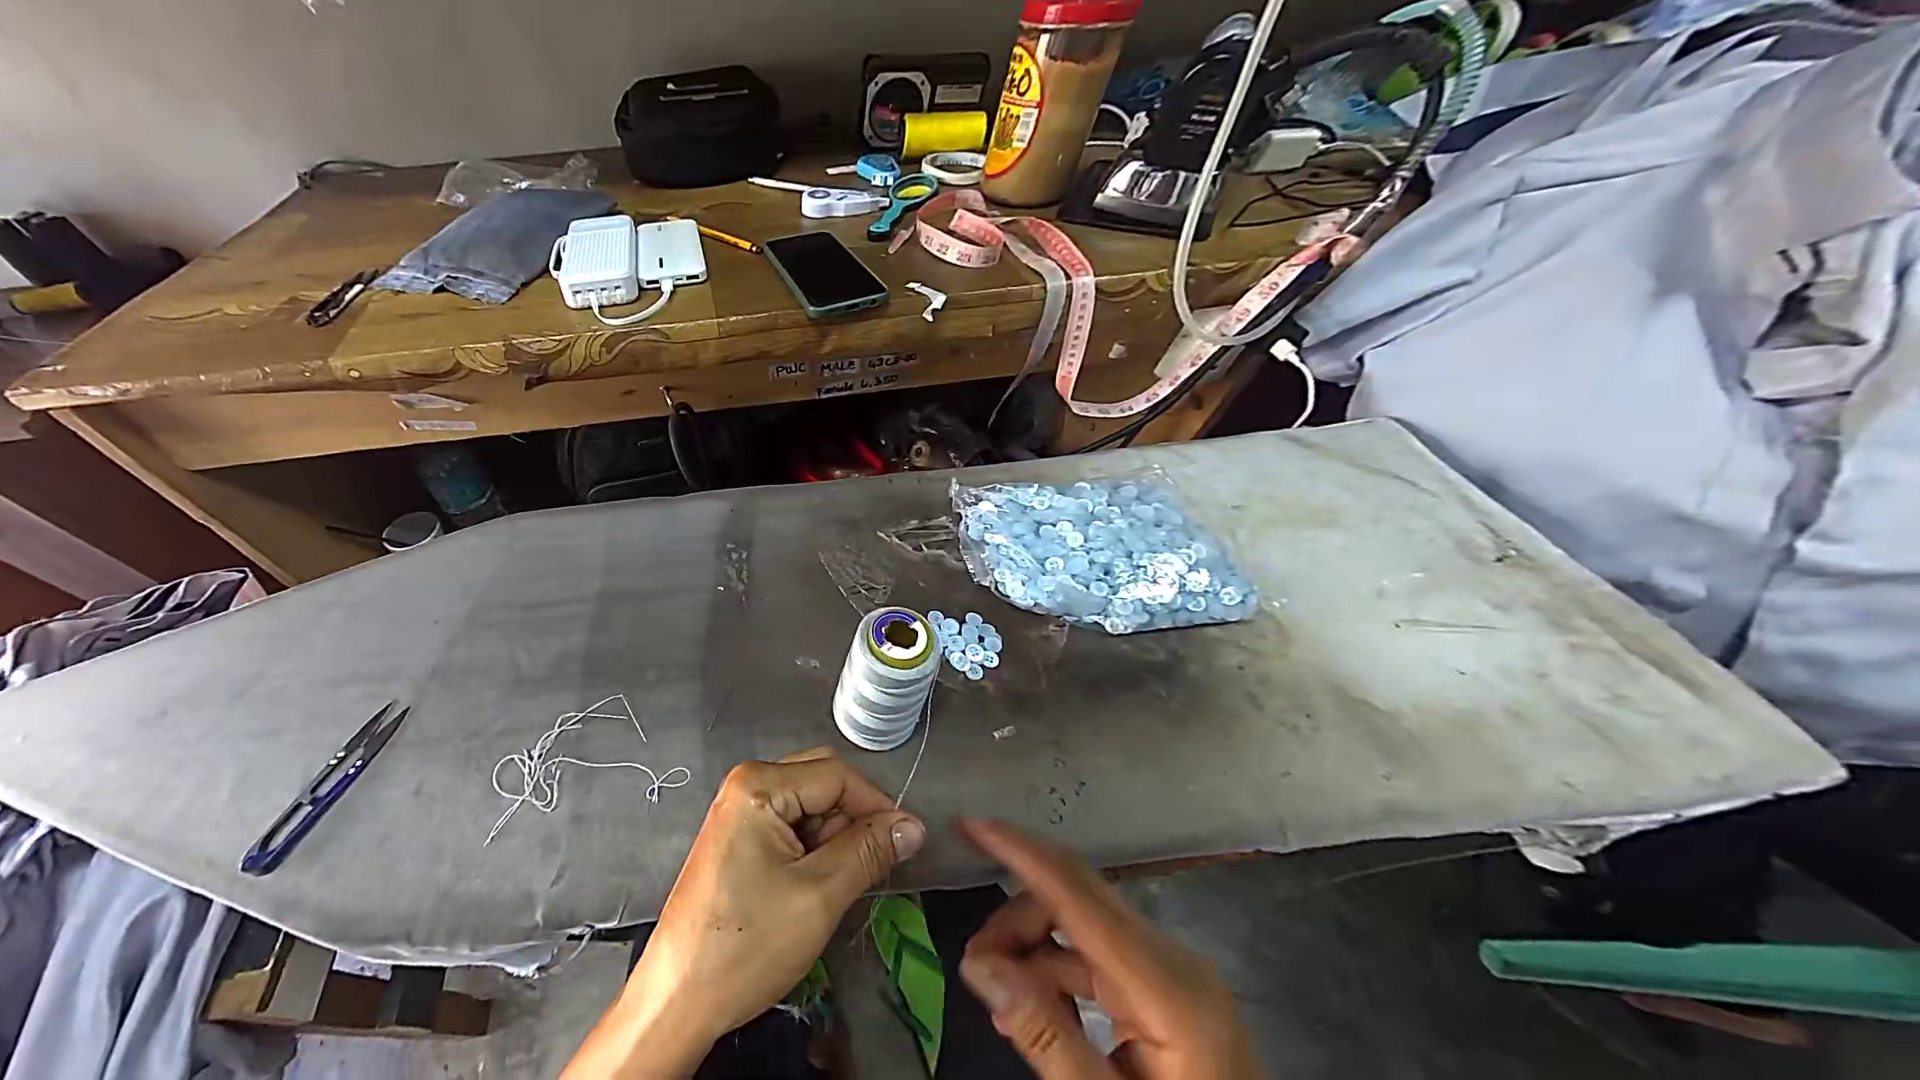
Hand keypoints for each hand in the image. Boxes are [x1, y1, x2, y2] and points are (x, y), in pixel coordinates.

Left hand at [563, 749, 925, 1079]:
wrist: (675, 1006)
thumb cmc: (743, 947)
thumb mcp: (820, 896)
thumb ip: (871, 851)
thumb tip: (914, 826)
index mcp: (758, 786)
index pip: (839, 776)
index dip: (877, 806)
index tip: (905, 841)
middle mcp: (746, 786)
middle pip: (824, 782)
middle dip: (854, 820)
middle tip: (872, 861)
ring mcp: (739, 812)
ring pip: (812, 805)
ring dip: (836, 837)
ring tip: (837, 882)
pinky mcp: (739, 838)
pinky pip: (793, 825)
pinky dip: (816, 848)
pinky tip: (815, 883)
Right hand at [959, 818, 1263, 1079]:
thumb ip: (1044, 1036)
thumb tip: (981, 966)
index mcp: (1169, 988)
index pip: (1081, 897)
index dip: (1023, 853)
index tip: (973, 825)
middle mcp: (1174, 960)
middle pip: (1080, 900)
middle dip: (1018, 914)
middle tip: (975, 960)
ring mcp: (1173, 970)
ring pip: (1085, 925)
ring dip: (1034, 945)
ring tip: (997, 991)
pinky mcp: (1167, 986)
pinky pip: (1100, 956)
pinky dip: (1058, 969)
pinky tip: (1031, 1003)